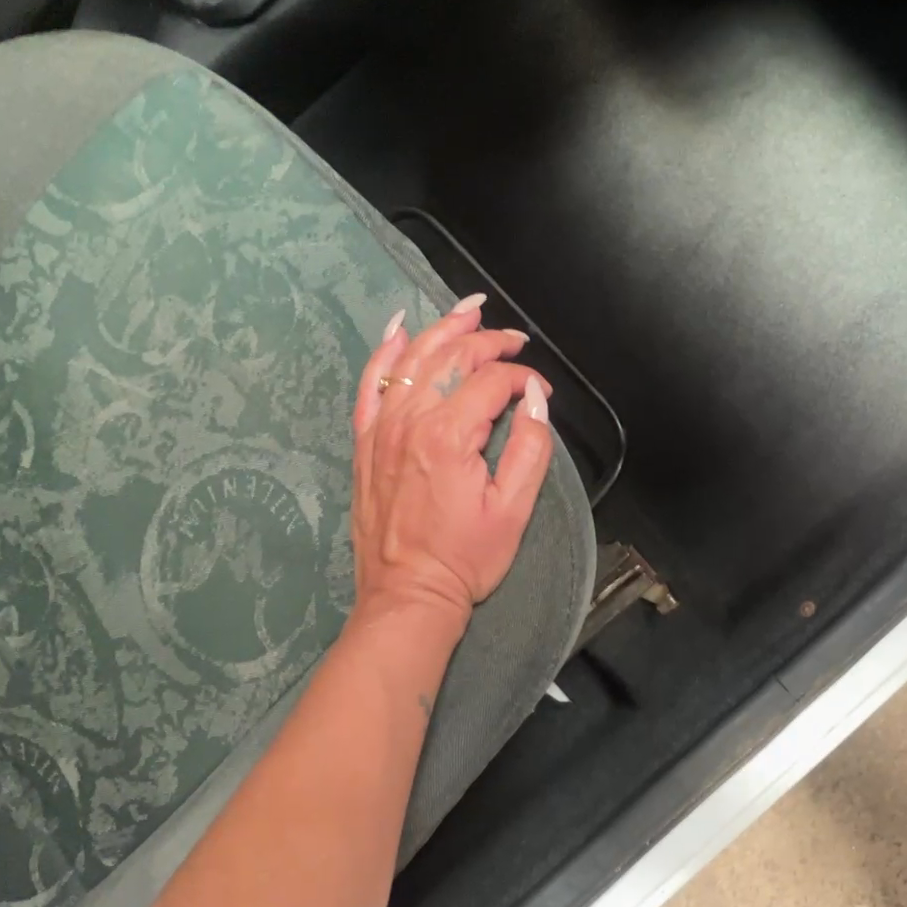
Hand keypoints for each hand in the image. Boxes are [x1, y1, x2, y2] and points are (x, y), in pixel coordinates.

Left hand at [348, 294, 553, 624]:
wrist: (407, 595)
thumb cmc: (466, 557)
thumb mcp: (515, 509)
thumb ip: (530, 447)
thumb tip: (535, 400)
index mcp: (449, 436)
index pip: (492, 382)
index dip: (523, 378)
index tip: (540, 391)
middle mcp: (410, 421)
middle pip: (449, 359)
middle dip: (487, 341)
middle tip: (513, 337)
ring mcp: (381, 429)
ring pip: (411, 360)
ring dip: (441, 329)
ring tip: (468, 311)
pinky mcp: (365, 442)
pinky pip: (371, 384)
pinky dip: (384, 352)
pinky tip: (399, 328)